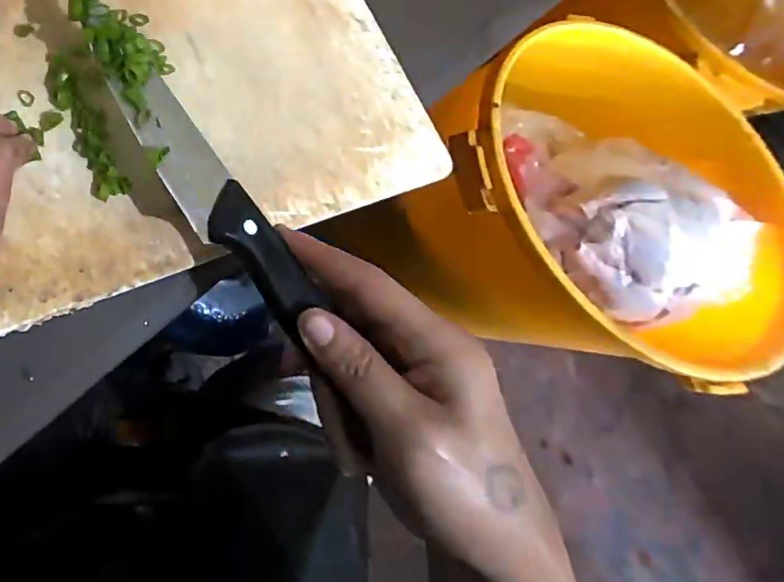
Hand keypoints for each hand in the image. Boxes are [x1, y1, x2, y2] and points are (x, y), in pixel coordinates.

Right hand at [280, 228, 574, 581]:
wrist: (502, 564)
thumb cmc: (464, 492)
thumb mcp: (406, 431)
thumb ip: (357, 368)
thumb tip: (309, 315)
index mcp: (437, 340)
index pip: (370, 283)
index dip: (323, 257)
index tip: (280, 235)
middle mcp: (427, 344)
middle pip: (352, 321)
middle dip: (323, 355)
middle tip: (292, 375)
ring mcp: (417, 372)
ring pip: (347, 356)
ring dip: (337, 398)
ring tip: (355, 448)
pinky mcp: (405, 397)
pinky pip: (356, 385)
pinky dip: (348, 414)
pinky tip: (361, 452)